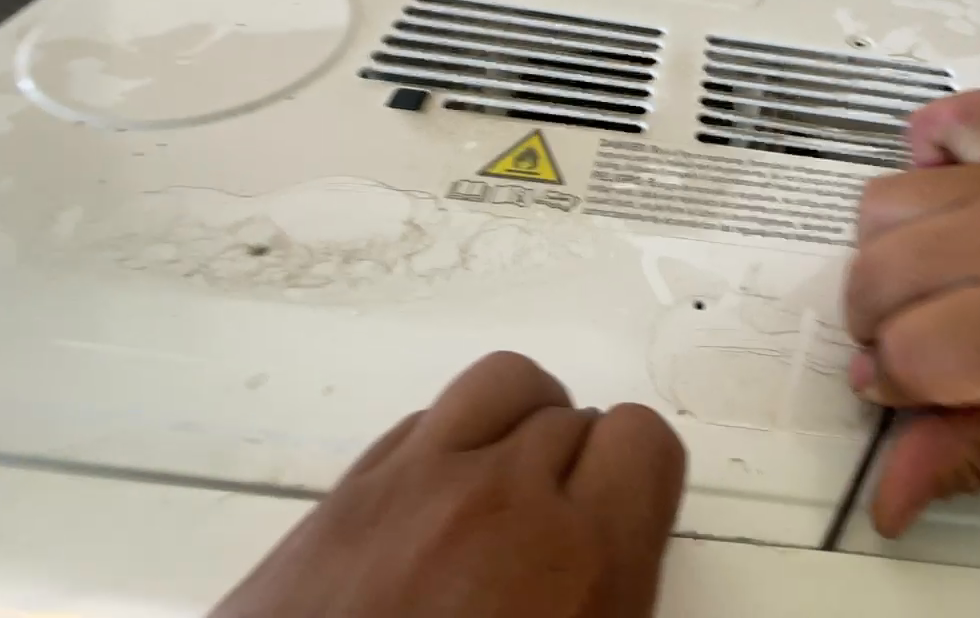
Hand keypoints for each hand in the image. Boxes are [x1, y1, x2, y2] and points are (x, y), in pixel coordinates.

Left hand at [212, 352, 685, 617]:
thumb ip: (613, 598)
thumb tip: (613, 558)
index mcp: (576, 564)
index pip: (642, 437)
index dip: (639, 476)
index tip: (623, 517)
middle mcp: (497, 501)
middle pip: (571, 415)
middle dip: (576, 469)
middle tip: (551, 541)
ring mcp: (409, 486)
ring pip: (500, 384)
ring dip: (520, 425)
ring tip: (506, 491)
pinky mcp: (337, 498)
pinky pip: (424, 422)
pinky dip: (447, 449)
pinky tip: (431, 516)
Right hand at [846, 91, 979, 536]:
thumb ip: (969, 461)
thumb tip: (881, 503)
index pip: (906, 354)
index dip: (891, 389)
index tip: (909, 402)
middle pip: (877, 275)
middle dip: (874, 328)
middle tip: (915, 355)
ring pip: (882, 207)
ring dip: (882, 258)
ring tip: (922, 294)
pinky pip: (947, 123)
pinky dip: (924, 152)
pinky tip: (940, 206)